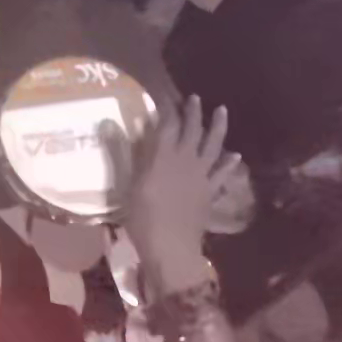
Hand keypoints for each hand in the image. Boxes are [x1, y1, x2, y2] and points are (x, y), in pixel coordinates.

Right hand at [115, 94, 234, 290]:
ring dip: (218, 127)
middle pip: (193, 130)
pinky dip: (229, 163)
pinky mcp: (210, 192)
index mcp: (164, 156)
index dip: (167, 108)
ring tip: (221, 111)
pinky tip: (234, 155)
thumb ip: (121, 152)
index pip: (167, 124)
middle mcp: (186, 160)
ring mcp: (202, 176)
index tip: (165, 95)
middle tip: (194, 98)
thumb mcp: (127, 183)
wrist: (171, 246)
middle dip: (193, 112)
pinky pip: (222, 173)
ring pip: (213, 146)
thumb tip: (107, 124)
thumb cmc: (143, 216)